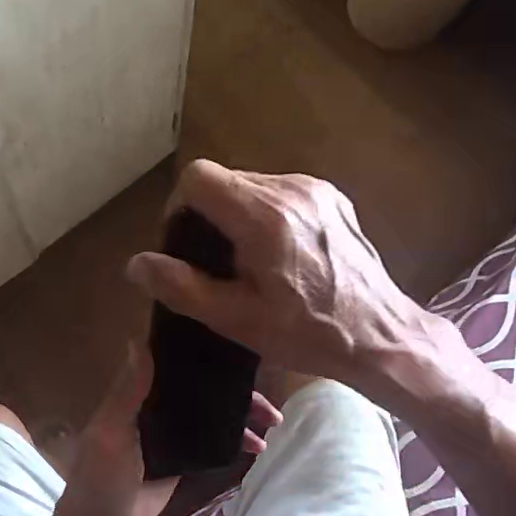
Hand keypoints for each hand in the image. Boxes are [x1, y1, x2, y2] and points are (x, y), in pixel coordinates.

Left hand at [52, 343, 281, 515]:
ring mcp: (171, 435)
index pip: (172, 368)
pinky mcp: (182, 460)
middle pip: (201, 392)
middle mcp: (155, 410)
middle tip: (267, 402)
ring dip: (241, 417)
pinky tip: (256, 444)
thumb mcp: (109, 433)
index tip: (235, 352)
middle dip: (235, 393)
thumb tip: (139, 342)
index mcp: (135, 397)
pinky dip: (234, 441)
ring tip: (273, 423)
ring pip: (211, 416)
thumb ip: (126, 393)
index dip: (202, 360)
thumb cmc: (99, 477)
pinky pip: (212, 444)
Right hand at [125, 160, 466, 391]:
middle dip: (207, 216)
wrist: (379, 336)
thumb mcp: (236, 319)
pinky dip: (266, 216)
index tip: (183, 246)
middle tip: (214, 265)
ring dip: (236, 216)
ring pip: (252, 186)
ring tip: (247, 264)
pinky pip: (282, 194)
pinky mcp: (334, 199)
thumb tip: (136, 263)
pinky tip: (279, 256)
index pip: (197, 178)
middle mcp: (291, 189)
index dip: (177, 208)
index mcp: (263, 216)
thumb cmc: (306, 334)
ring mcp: (317, 190)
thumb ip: (181, 287)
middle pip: (224, 181)